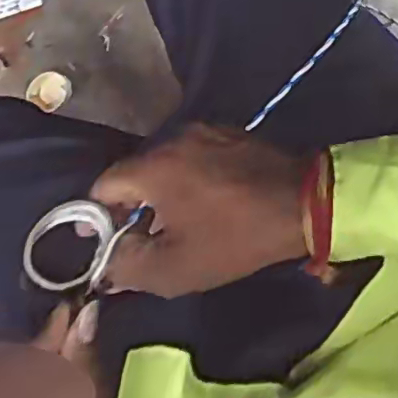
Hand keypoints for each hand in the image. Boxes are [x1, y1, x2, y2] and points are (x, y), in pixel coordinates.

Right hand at [90, 124, 309, 298]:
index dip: (97, 217)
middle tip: (139, 237)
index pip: (104, 184)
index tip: (104, 241)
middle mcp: (176, 137)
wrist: (300, 201)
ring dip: (161, 190)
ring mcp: (206, 130)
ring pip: (165, 161)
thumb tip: (109, 258)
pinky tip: (202, 201)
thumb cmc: (234, 236)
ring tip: (173, 223)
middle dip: (130, 204)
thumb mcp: (174, 268)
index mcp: (155, 165)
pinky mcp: (230, 132)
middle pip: (135, 170)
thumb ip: (127, 264)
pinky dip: (187, 176)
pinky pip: (193, 154)